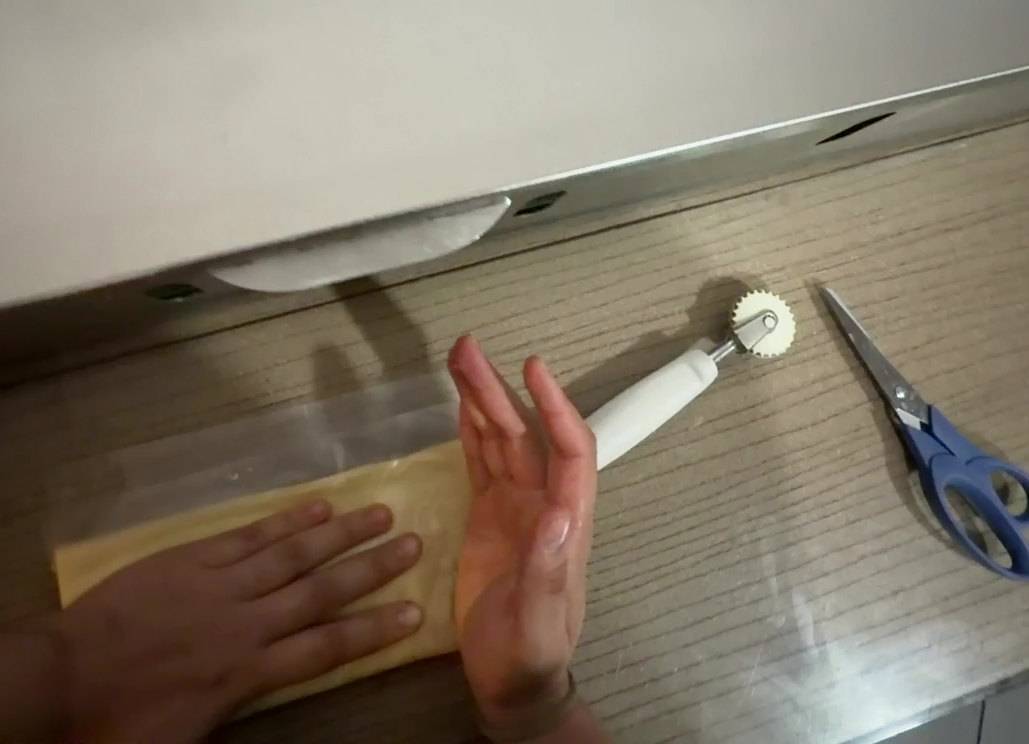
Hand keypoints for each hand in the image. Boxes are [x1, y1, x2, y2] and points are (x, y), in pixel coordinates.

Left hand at [52, 501, 424, 743]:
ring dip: (340, 533)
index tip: (412, 611)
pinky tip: (316, 506)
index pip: (326, 648)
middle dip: (370, 569)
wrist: (60, 680)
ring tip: (378, 513)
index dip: (373, 631)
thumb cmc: (120, 723)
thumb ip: (233, 716)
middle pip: (322, 591)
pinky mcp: (197, 556)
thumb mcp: (183, 743)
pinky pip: (251, 535)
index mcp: (247, 674)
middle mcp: (247, 622)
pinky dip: (287, 520)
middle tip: (413, 544)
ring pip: (293, 553)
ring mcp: (223, 583)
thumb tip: (269, 703)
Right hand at [449, 335, 597, 727]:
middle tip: (467, 348)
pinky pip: (481, 459)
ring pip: (500, 438)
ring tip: (459, 359)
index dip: (554, 407)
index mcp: (564, 520)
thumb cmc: (527, 656)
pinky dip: (470, 428)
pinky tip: (460, 403)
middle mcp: (542, 501)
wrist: (509, 680)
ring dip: (481, 398)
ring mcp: (514, 504)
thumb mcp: (537, 623)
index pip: (569, 451)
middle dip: (498, 390)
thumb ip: (547, 571)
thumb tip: (558, 511)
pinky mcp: (488, 512)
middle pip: (524, 432)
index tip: (533, 367)